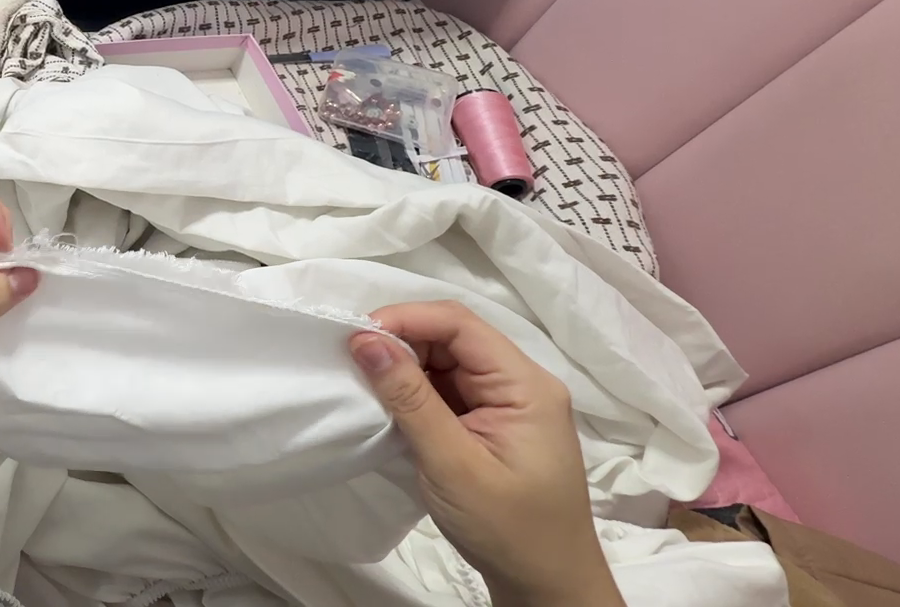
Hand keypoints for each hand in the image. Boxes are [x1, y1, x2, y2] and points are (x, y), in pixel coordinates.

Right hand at [350, 301, 623, 606]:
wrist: (546, 589)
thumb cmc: (509, 529)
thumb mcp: (452, 463)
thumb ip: (408, 397)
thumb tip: (363, 339)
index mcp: (525, 385)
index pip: (458, 324)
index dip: (405, 319)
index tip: (356, 337)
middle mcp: (517, 382)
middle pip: (448, 335)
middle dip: (398, 339)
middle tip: (353, 359)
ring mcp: (502, 400)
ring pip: (440, 356)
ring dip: (401, 363)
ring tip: (365, 380)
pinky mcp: (485, 417)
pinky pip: (440, 382)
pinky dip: (409, 385)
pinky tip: (387, 399)